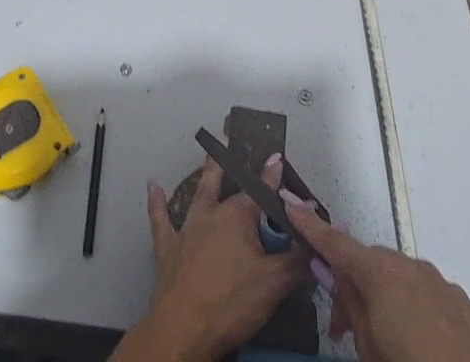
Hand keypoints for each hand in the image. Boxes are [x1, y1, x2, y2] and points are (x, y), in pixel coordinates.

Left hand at [112, 155, 307, 361]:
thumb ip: (298, 260)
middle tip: (233, 141)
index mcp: (238, 218)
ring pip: (198, 194)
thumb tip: (316, 242)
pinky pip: (160, 220)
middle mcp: (212, 216)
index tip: (277, 157)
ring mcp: (187, 230)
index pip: (262, 192)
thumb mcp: (275, 283)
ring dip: (205, 175)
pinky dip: (156, 203)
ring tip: (209, 154)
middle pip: (226, 185)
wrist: (184, 329)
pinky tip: (153, 186)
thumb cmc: (231, 304)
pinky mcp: (168, 249)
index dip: (273, 176)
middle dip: (233, 163)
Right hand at [287, 200, 469, 361]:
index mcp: (382, 274)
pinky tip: (424, 345)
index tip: (290, 204)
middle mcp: (414, 269)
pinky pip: (435, 301)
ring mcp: (446, 287)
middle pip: (371, 264)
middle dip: (353, 286)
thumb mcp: (367, 345)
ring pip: (405, 281)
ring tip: (386, 343)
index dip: (310, 226)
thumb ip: (349, 304)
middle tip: (342, 328)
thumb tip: (330, 271)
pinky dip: (420, 314)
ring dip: (387, 300)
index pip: (336, 243)